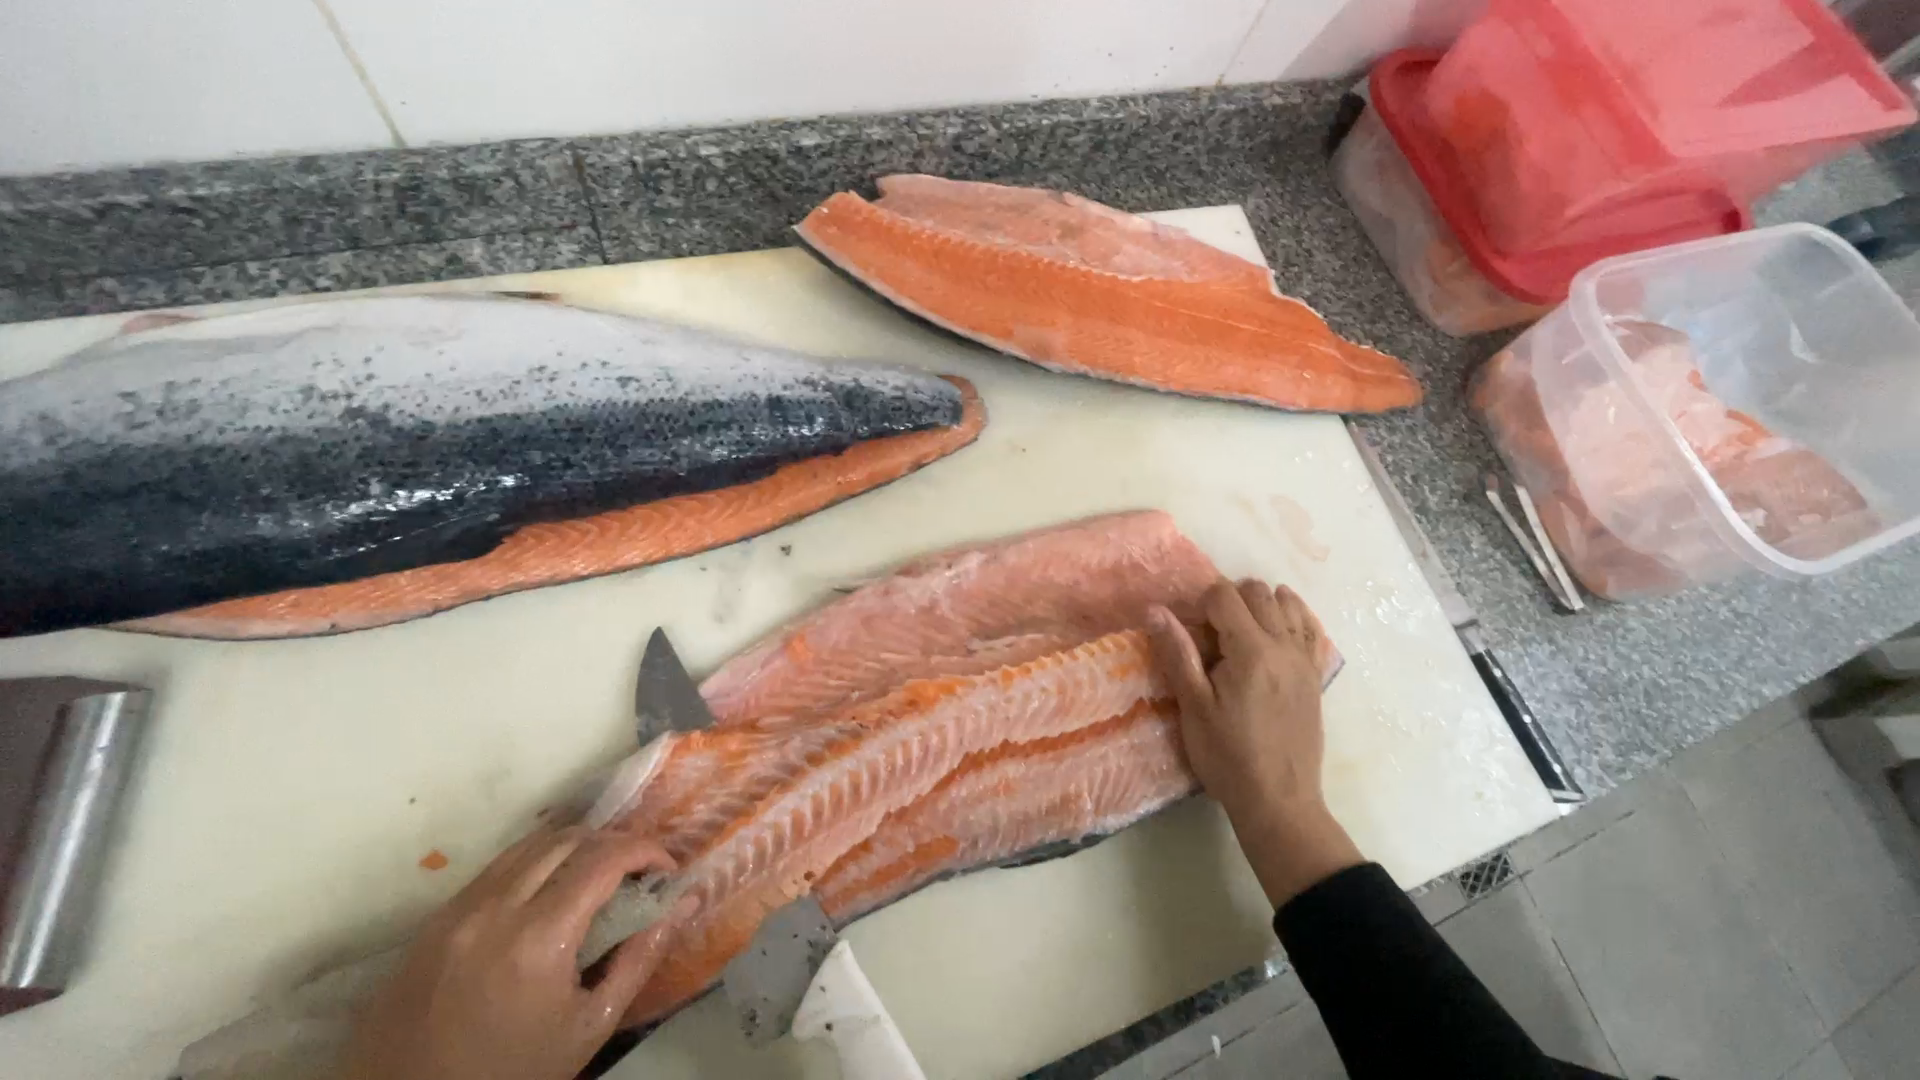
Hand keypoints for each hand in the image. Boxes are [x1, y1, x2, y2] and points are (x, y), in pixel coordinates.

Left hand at [335, 824, 696, 1079]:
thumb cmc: (512, 1072)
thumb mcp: (590, 1025)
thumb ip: (642, 956)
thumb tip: (686, 902)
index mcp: (539, 937)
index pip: (605, 859)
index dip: (646, 851)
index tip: (666, 870)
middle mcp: (496, 907)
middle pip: (570, 838)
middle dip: (615, 844)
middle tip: (637, 871)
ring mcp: (459, 908)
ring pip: (531, 843)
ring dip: (576, 845)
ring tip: (597, 874)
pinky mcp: (436, 917)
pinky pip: (498, 866)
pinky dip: (537, 861)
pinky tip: (550, 890)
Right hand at [1147, 578, 1361, 905]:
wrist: (1278, 801)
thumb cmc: (1227, 756)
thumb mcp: (1193, 706)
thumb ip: (1176, 653)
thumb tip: (1154, 609)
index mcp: (1251, 650)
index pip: (1225, 595)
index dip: (1201, 604)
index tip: (1191, 633)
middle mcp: (1284, 646)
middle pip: (1258, 592)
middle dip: (1230, 600)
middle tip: (1210, 634)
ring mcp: (1305, 660)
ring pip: (1287, 604)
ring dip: (1261, 605)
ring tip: (1239, 634)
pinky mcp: (1315, 676)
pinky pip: (1310, 629)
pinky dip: (1292, 619)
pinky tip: (1275, 634)